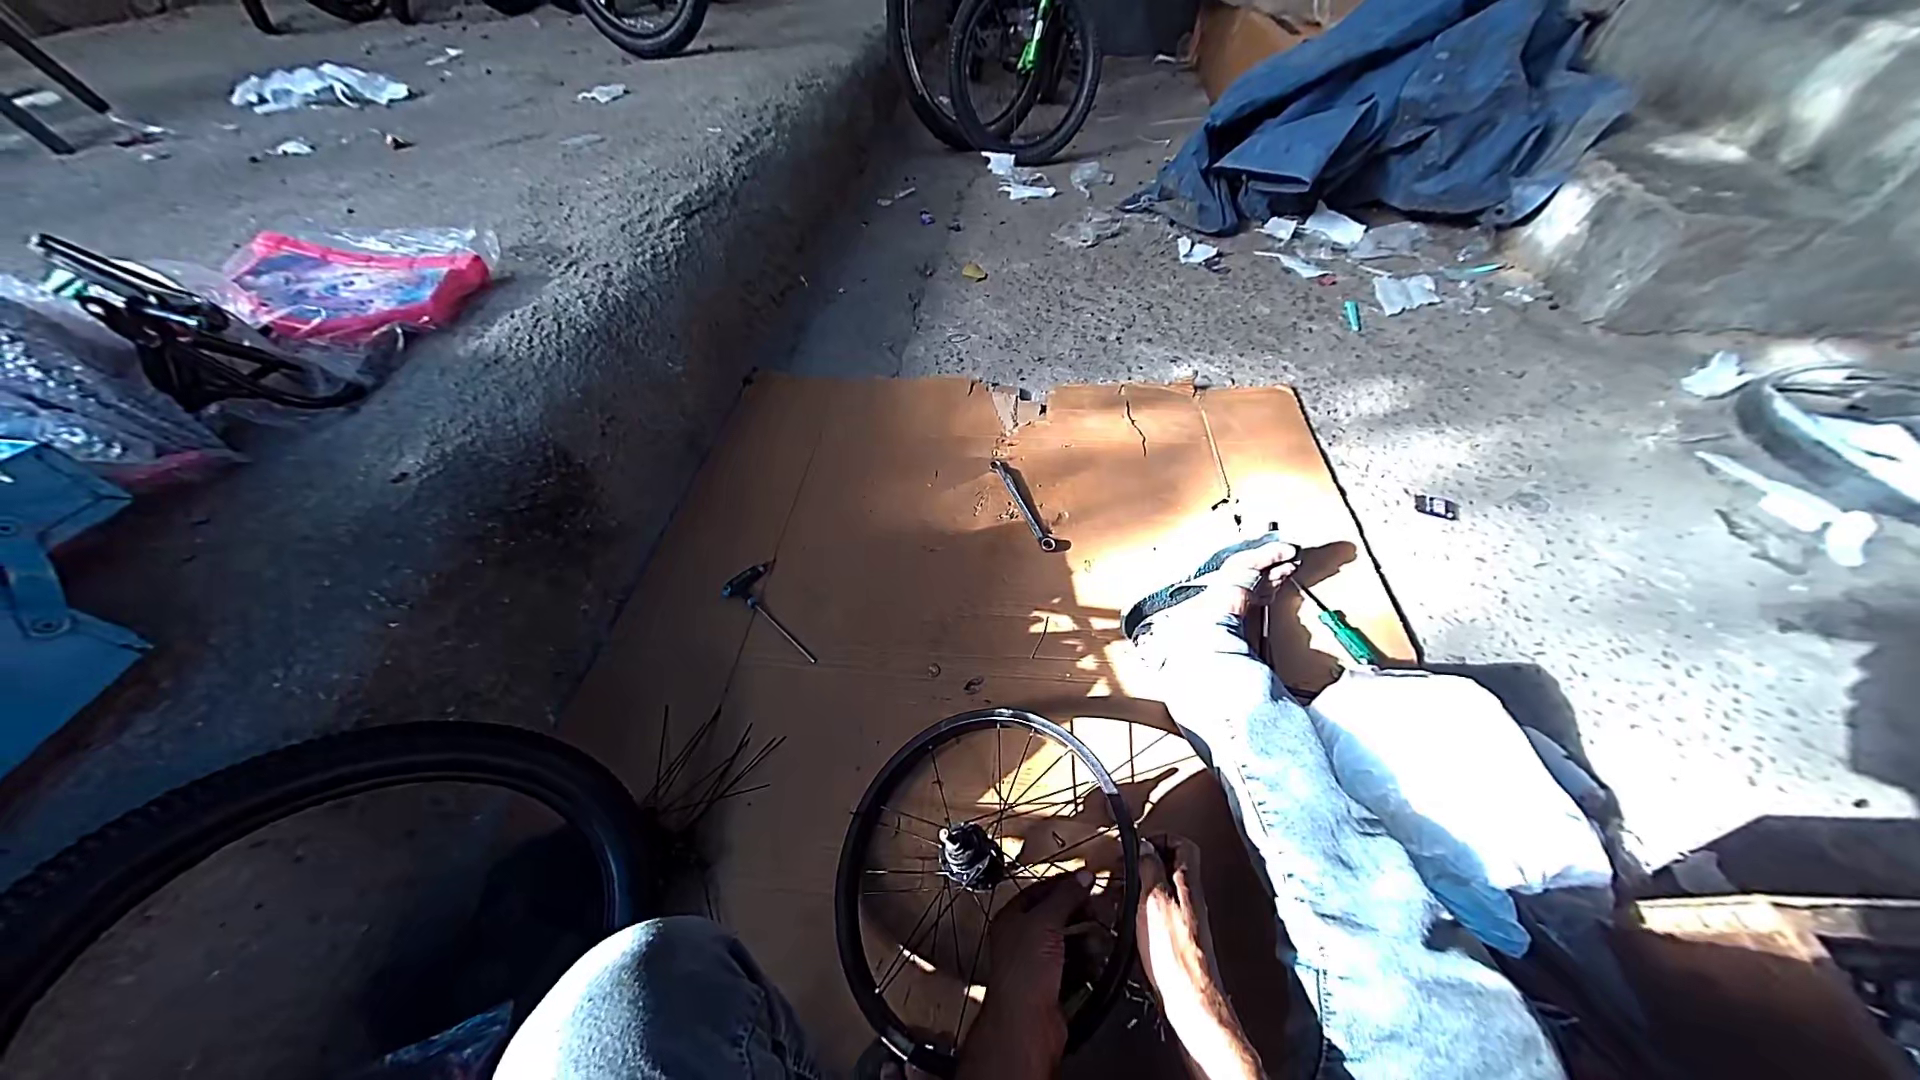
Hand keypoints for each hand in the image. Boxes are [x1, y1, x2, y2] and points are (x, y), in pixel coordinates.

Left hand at [955, 870, 1091, 1079]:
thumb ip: (1065, 897)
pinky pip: (1074, 967)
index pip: (1039, 891)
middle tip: (1098, 907)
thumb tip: (1081, 877)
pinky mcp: (1053, 987)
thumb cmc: (1023, 972)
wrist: (1026, 1024)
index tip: (1084, 881)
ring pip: (1067, 942)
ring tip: (1101, 935)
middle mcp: (1022, 940)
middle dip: (1077, 912)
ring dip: (1085, 938)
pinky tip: (1097, 959)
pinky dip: (1087, 962)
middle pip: (1054, 916)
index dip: (1062, 884)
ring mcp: (1037, 965)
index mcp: (1012, 918)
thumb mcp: (1045, 922)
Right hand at [1135, 837, 1264, 1079]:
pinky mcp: (1176, 941)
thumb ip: (1149, 869)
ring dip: (1140, 885)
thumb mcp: (1153, 900)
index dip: (1161, 837)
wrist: (1190, 1003)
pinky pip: (1157, 912)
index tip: (1139, 843)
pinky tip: (1125, 919)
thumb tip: (1144, 845)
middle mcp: (1190, 899)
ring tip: (1119, 890)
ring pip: (1162, 889)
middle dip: (1145, 861)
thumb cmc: (1174, 955)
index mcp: (1188, 883)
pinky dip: (1140, 909)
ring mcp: (1185, 920)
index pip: (1184, 844)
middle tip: (1124, 864)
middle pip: (1171, 865)